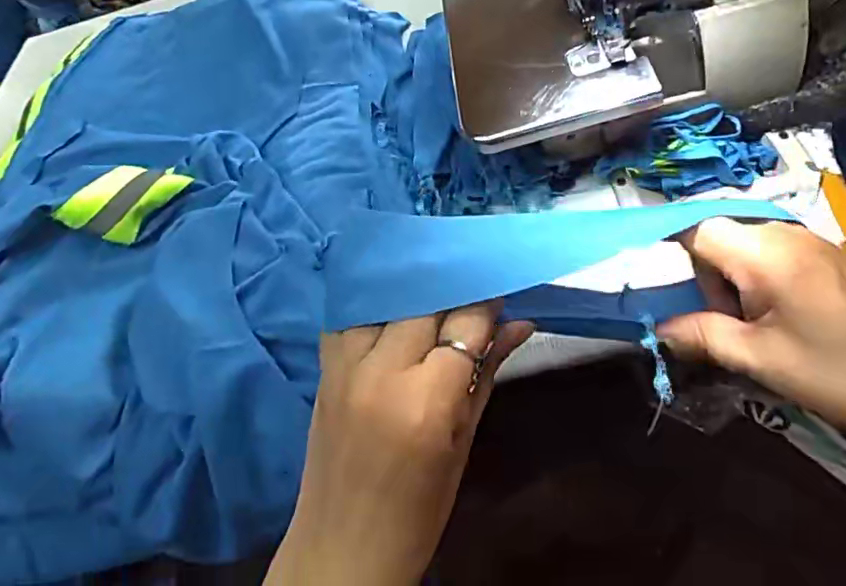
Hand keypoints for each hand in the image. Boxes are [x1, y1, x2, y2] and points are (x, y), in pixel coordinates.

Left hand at [271, 303, 532, 585]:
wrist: (341, 554)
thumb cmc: (418, 509)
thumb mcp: (464, 441)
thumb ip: (487, 371)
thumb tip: (521, 323)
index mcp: (426, 401)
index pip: (467, 321)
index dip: (488, 304)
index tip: (500, 295)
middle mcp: (383, 373)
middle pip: (427, 299)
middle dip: (456, 292)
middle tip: (473, 294)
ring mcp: (346, 368)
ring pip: (388, 296)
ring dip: (417, 291)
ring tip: (436, 294)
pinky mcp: (324, 369)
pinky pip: (351, 313)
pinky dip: (375, 302)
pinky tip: (394, 303)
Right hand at [658, 218, 845, 455]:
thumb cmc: (843, 374)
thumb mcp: (765, 361)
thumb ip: (705, 336)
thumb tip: (660, 327)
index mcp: (764, 250)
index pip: (696, 230)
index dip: (672, 258)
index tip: (661, 295)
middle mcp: (784, 231)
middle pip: (720, 234)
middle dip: (703, 274)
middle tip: (711, 323)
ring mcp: (809, 241)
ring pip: (745, 245)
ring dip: (730, 279)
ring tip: (744, 327)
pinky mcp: (826, 256)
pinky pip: (773, 253)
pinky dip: (757, 279)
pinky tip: (776, 319)